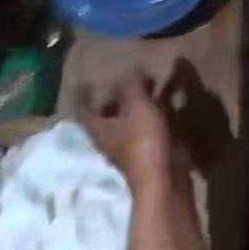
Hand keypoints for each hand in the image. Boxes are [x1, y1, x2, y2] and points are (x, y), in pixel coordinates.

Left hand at [83, 74, 182, 193]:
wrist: (164, 180)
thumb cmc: (143, 142)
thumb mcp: (136, 106)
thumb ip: (130, 86)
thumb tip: (126, 69)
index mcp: (99, 129)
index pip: (84, 111)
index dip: (85, 96)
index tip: (88, 82)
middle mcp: (109, 140)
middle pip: (106, 116)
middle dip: (114, 98)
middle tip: (124, 78)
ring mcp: (128, 148)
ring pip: (127, 122)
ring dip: (134, 105)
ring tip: (147, 86)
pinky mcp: (146, 152)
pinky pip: (144, 129)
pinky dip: (149, 116)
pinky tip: (162, 105)